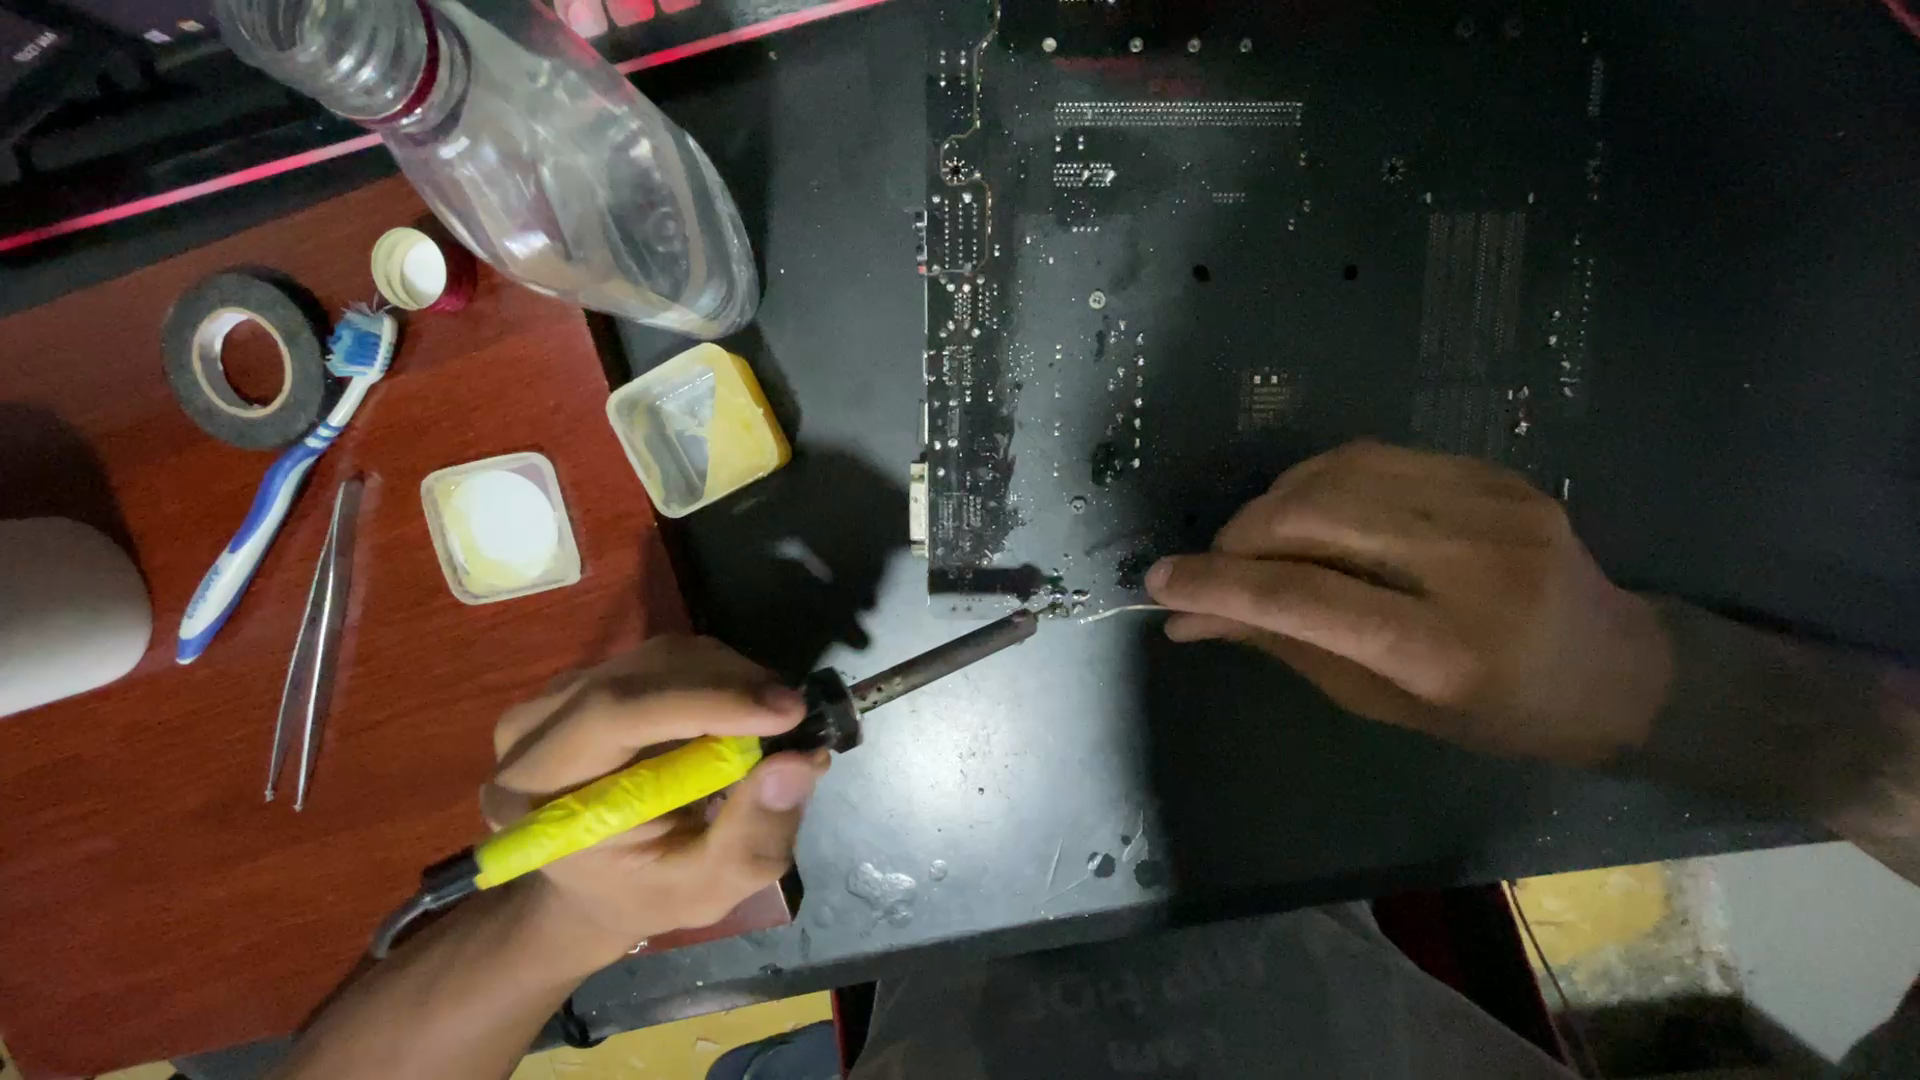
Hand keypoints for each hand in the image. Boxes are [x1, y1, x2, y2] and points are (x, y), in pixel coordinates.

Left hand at [483, 636, 828, 968]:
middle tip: (797, 713)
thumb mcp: (707, 890)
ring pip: (661, 656)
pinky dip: (720, 674)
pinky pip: (667, 657)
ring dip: (732, 677)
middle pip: (642, 674)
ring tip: (776, 717)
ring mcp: (559, 697)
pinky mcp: (595, 679)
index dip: (704, 702)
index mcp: (536, 795)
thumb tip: (801, 760)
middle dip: (732, 685)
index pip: (613, 715)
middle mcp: (532, 731)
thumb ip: (751, 837)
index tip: (787, 712)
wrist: (603, 883)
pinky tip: (745, 708)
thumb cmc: (648, 893)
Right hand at [1146, 441, 1671, 763]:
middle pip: (1314, 517)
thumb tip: (1187, 618)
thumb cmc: (1488, 711)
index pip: (1301, 599)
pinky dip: (1316, 480)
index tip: (1159, 581)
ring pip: (1336, 474)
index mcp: (1442, 650)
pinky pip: (1371, 457)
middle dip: (1241, 535)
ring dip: (1272, 502)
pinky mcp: (1492, 472)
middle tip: (1218, 564)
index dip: (1216, 584)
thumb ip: (1281, 644)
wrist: (1615, 668)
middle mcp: (1471, 566)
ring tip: (1258, 538)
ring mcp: (1491, 507)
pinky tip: (1308, 510)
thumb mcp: (1378, 699)